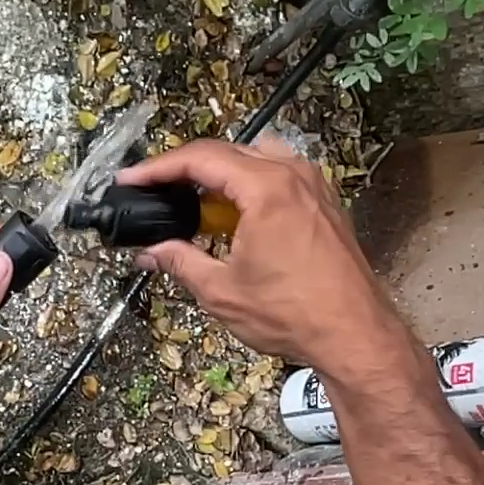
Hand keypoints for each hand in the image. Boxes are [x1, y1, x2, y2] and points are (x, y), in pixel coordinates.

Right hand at [119, 140, 412, 377]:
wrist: (351, 332)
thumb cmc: (293, 313)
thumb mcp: (220, 290)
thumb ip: (181, 261)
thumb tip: (152, 252)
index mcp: (266, 189)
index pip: (201, 159)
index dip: (159, 168)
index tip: (132, 178)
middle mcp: (293, 176)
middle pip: (227, 151)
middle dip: (184, 168)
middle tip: (152, 187)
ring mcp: (313, 187)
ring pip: (253, 159)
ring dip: (217, 174)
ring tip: (188, 200)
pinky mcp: (322, 204)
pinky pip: (276, 177)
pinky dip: (245, 186)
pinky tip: (229, 215)